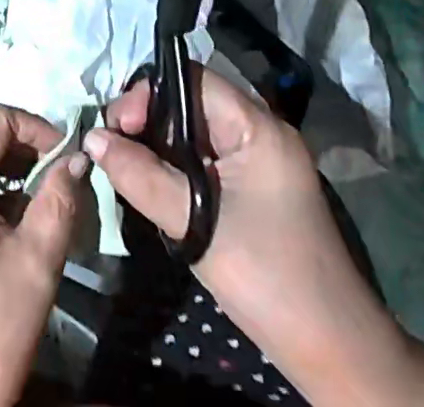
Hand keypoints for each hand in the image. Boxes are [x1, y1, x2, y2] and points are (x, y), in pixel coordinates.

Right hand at [86, 66, 423, 406]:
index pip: (193, 81)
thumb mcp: (194, 224)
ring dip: (159, 143)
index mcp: (257, 126)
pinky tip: (152, 180)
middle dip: (148, 118)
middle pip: (192, 101)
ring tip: (124, 163)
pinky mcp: (255, 183)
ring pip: (196, 130)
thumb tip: (93, 138)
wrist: (330, 343)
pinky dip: (176, 163)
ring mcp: (261, 158)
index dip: (149, 93)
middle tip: (112, 146)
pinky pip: (206, 155)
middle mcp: (261, 130)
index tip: (116, 126)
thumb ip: (140, 176)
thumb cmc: (266, 277)